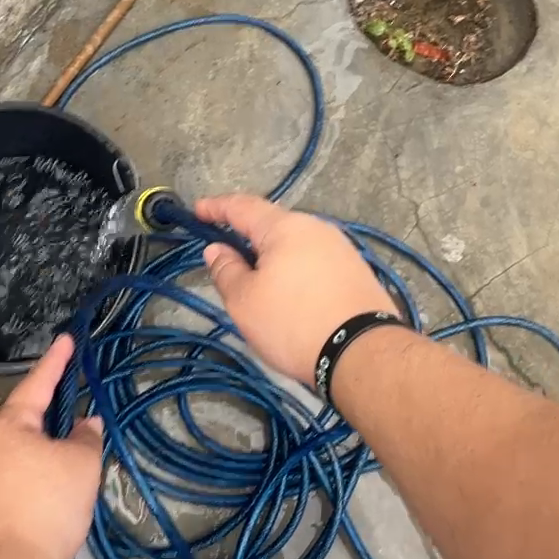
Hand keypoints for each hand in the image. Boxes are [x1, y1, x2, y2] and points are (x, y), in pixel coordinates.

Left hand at [0, 334, 104, 558]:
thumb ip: (87, 438)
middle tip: (74, 408)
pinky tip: (49, 495)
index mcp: (8, 426)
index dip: (56, 361)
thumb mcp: (80, 466)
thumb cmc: (44, 506)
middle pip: (23, 422)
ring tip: (69, 460)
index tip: (67, 339)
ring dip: (42, 452)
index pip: (37, 383)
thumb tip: (85, 423)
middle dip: (50, 416)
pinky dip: (32, 478)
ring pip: (17, 454)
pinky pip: (10, 481)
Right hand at [196, 195, 396, 384]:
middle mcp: (316, 227)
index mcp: (285, 227)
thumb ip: (226, 270)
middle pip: (272, 224)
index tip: (197, 211)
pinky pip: (314, 259)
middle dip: (247, 235)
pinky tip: (290, 290)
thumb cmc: (294, 323)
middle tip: (227, 255)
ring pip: (295, 243)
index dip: (216, 207)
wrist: (362, 352)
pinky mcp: (356, 270)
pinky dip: (295, 268)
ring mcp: (341, 247)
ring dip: (273, 255)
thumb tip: (216, 248)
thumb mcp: (245, 301)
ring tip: (258, 280)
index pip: (242, 206)